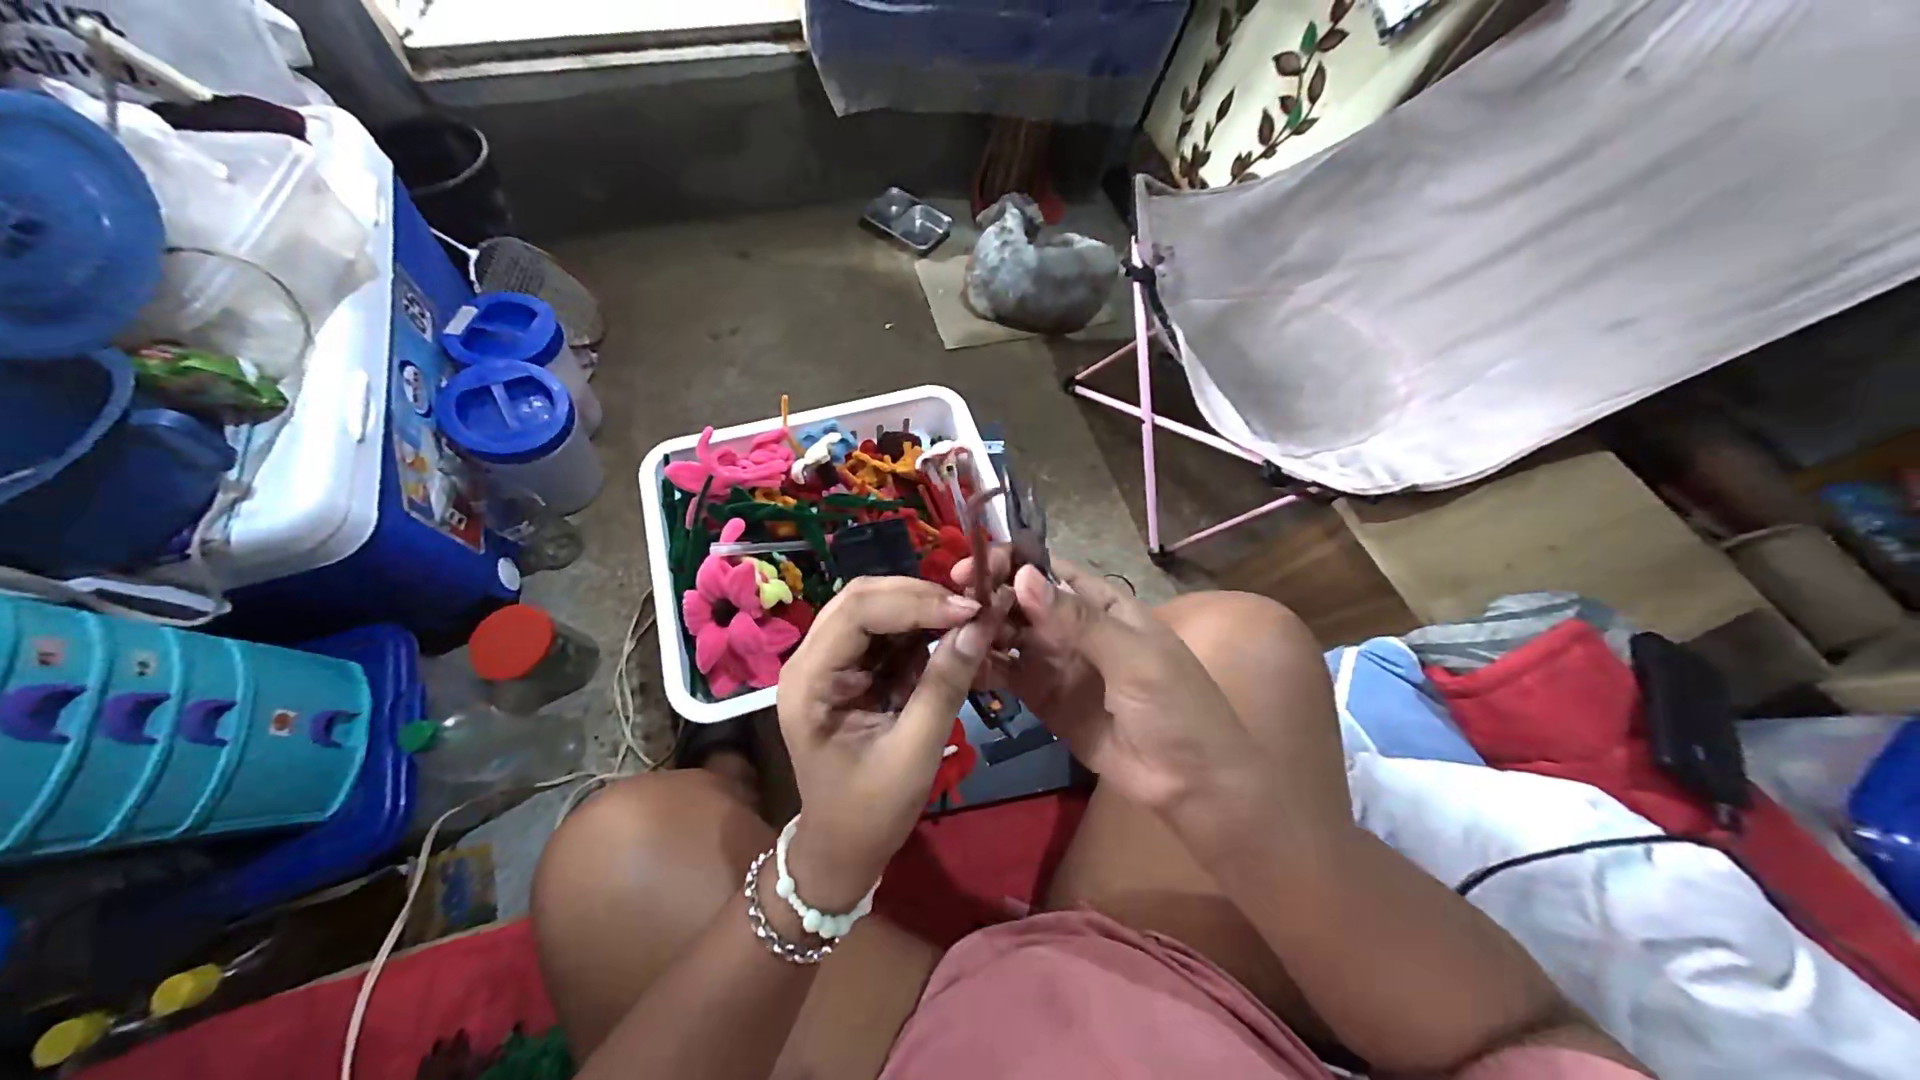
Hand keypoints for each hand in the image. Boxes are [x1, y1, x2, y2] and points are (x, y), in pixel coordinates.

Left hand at [774, 576, 1004, 911]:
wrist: (843, 848)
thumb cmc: (870, 811)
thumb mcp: (913, 752)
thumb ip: (943, 686)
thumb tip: (978, 627)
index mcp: (809, 681)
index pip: (857, 613)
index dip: (915, 602)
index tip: (970, 610)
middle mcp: (811, 660)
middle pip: (862, 599)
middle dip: (919, 597)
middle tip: (972, 609)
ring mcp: (830, 662)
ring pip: (875, 608)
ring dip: (922, 609)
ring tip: (967, 620)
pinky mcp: (851, 670)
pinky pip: (886, 633)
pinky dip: (921, 629)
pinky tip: (950, 636)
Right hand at [955, 554, 1275, 847]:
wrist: (1191, 783)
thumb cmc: (1176, 706)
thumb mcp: (1133, 657)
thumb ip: (1077, 620)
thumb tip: (1022, 577)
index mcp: (1104, 604)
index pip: (1051, 570)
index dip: (1014, 562)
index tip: (975, 564)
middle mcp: (1074, 628)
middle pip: (1023, 601)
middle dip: (989, 596)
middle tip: (952, 602)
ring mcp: (1057, 664)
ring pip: (1010, 636)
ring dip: (982, 630)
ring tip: (951, 632)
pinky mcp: (1043, 699)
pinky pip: (1008, 675)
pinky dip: (985, 667)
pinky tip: (961, 663)